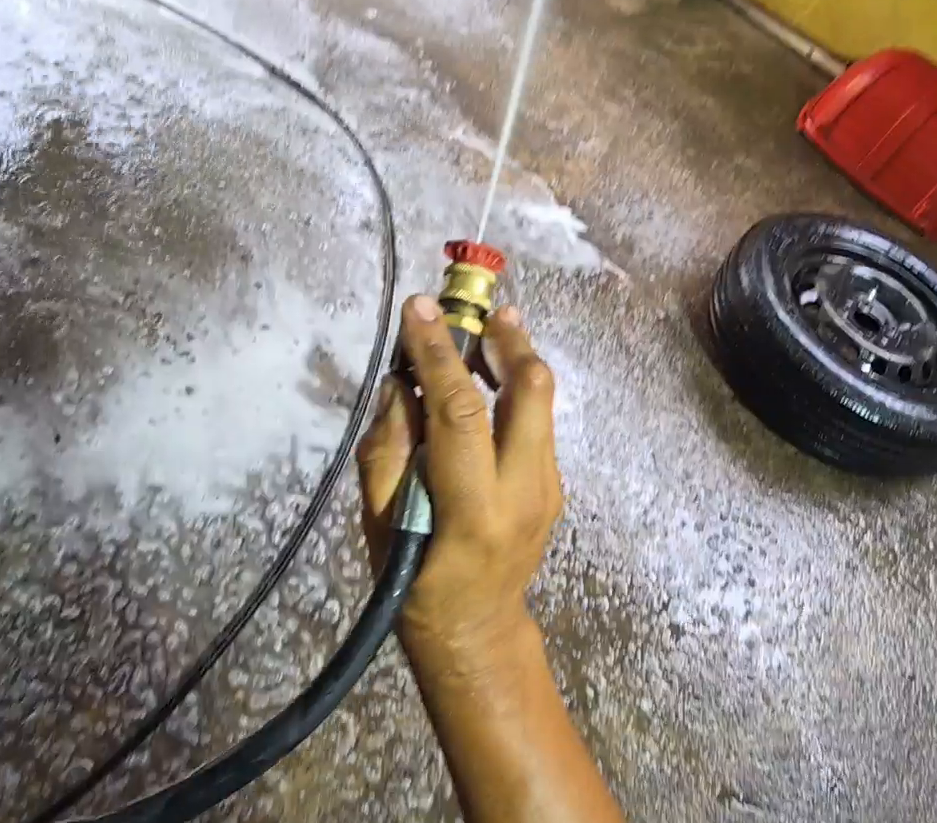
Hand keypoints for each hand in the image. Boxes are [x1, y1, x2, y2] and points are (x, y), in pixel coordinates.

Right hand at [357, 296, 562, 667]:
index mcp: (473, 509)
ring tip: (489, 325)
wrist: (477, 630)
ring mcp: (549, 486)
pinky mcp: (555, 483)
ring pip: (543, 400)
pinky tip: (491, 375)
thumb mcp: (380, 524)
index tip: (421, 307)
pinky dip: (515, 388)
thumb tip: (403, 382)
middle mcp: (525, 490)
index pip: (461, 413)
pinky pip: (538, 420)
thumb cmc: (413, 584)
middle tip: (480, 309)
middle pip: (531, 392)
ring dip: (516, 356)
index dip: (439, 354)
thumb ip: (388, 450)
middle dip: (507, 340)